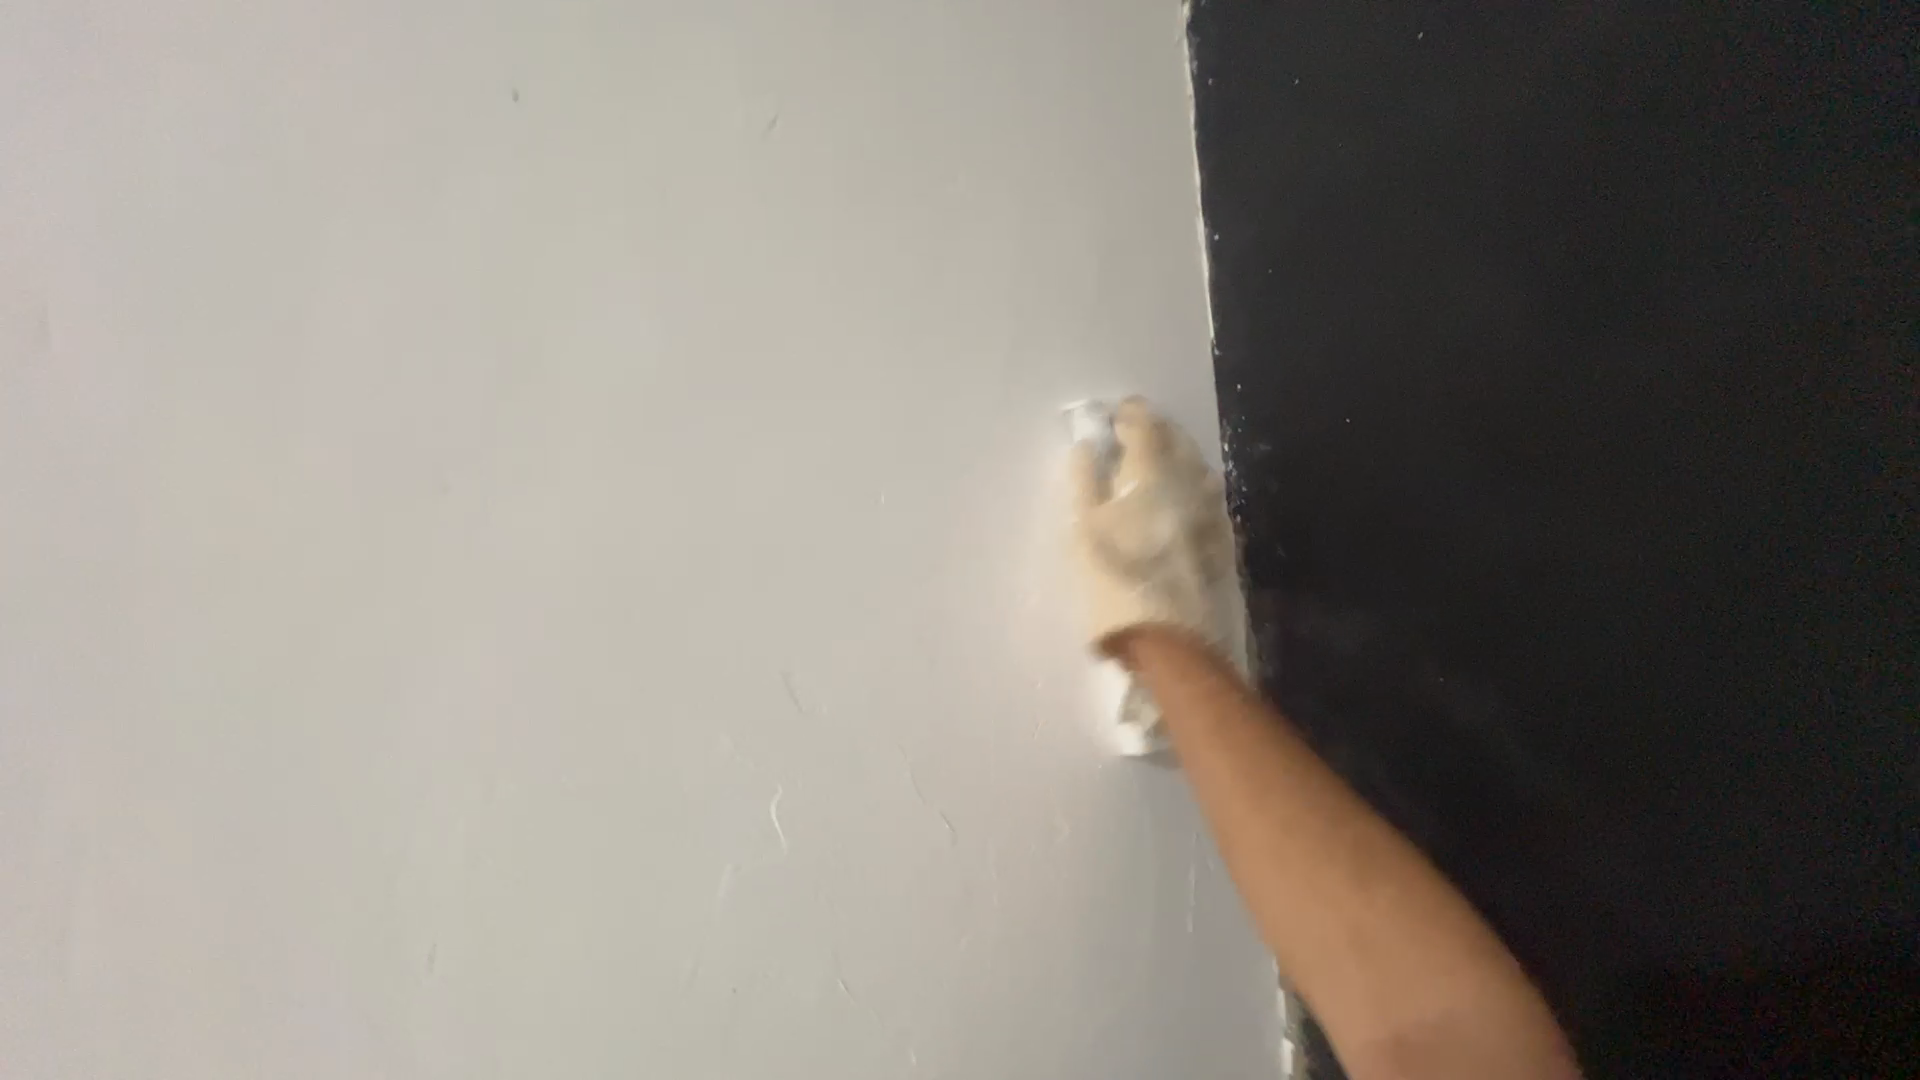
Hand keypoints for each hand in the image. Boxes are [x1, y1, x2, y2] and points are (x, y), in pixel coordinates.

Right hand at [1067, 397, 1241, 661]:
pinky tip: (1183, 498)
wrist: (1164, 637)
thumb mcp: (1083, 529)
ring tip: (1156, 463)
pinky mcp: (1219, 538)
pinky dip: (1193, 487)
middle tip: (1132, 434)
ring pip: (1196, 467)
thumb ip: (1085, 481)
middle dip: (1155, 430)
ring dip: (1177, 455)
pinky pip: (1208, 497)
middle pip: (1176, 440)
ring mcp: (1209, 511)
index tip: (1115, 415)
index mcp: (1150, 472)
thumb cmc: (1112, 580)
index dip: (1130, 413)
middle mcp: (1187, 482)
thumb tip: (1088, 446)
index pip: (1145, 424)